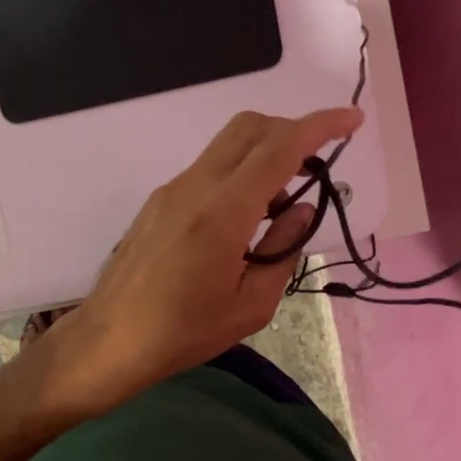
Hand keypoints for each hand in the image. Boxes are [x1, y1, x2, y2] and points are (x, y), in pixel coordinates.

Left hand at [43, 108, 363, 415]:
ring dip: (262, 156)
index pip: (279, 148)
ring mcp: (170, 192)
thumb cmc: (183, 332)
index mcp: (222, 212)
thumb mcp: (251, 305)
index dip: (319, 127)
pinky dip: (237, 175)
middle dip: (291, 131)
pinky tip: (243, 221)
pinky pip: (206, 170)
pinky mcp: (157, 204)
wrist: (109, 340)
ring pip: (225, 146)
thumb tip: (302, 210)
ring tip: (279, 208)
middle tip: (315, 168)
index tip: (351, 121)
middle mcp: (193, 187)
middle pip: (248, 128)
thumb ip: (283, 249)